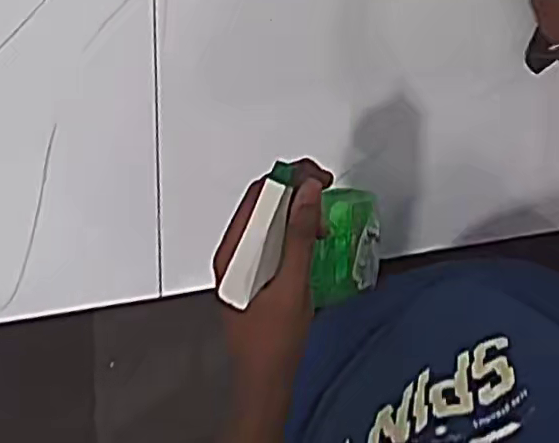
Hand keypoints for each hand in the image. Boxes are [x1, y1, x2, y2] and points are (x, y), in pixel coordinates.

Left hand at [214, 158, 331, 431]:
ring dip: (298, 207)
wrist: (266, 382)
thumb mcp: (292, 283)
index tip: (321, 176)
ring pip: (270, 215)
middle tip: (325, 186)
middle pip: (263, 200)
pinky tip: (313, 236)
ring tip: (321, 220)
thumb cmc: (275, 339)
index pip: (259, 194)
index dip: (291, 177)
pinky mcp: (255, 269)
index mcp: (233, 253)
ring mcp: (243, 261)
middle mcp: (233, 252)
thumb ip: (300, 235)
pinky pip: (273, 232)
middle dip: (297, 187)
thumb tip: (308, 190)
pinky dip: (296, 225)